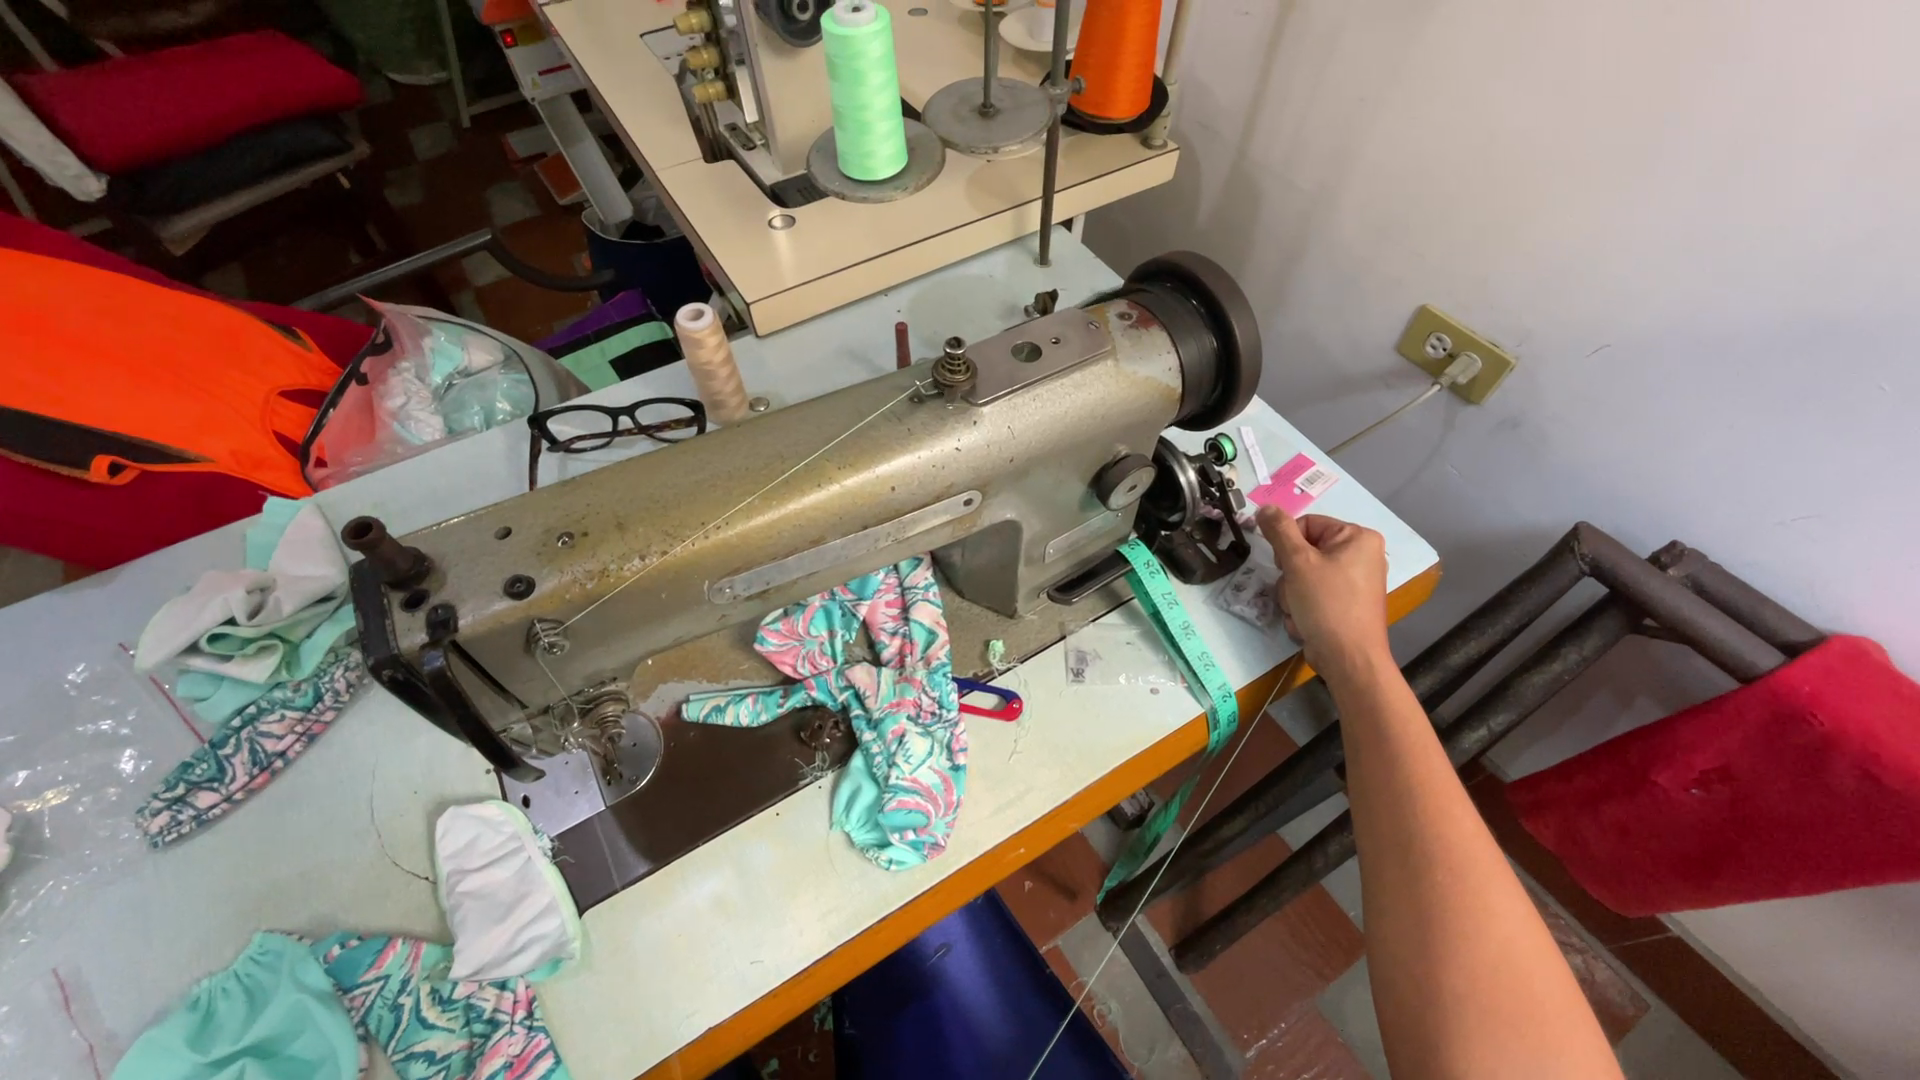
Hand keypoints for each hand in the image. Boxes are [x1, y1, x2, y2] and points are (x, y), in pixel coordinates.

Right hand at [1256, 507, 1391, 681]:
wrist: (1348, 658)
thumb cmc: (1327, 604)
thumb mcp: (1298, 562)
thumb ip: (1279, 531)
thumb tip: (1265, 507)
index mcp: (1358, 538)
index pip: (1307, 524)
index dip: (1287, 544)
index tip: (1284, 566)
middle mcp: (1361, 555)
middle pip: (1304, 551)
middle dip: (1289, 575)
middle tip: (1294, 591)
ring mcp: (1354, 582)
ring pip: (1303, 576)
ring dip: (1292, 594)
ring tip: (1300, 610)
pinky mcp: (1346, 604)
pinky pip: (1313, 594)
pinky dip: (1303, 607)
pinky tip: (1307, 622)